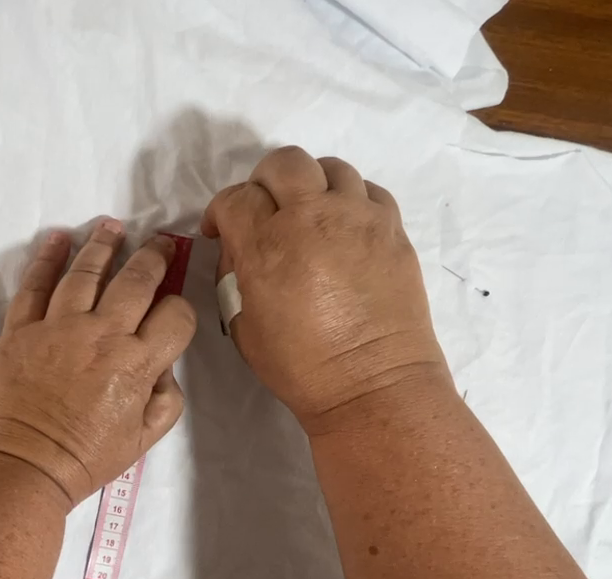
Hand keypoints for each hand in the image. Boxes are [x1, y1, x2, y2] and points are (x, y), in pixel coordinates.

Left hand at [0, 219, 196, 505]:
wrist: (19, 467)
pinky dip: (46, 258)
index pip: (174, 316)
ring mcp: (57, 327)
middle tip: (158, 244)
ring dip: (103, 245)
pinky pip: (34, 285)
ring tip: (113, 227)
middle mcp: (101, 334)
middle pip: (135, 280)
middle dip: (152, 257)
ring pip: (86, 272)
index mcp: (136, 363)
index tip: (173, 311)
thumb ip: (165, 401)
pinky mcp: (20, 330)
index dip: (180, 310)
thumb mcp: (141, 442)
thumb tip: (163, 368)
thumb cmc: (82, 461)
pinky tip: (58, 238)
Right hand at [203, 147, 446, 425]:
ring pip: (328, 168)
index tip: (220, 230)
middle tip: (262, 212)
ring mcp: (357, 216)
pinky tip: (340, 229)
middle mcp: (311, 218)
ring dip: (309, 186)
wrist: (369, 382)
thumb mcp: (243, 325)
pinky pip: (365, 190)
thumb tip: (240, 249)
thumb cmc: (298, 366)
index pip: (236, 198)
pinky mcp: (391, 225)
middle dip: (263, 183)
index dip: (221, 211)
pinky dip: (347, 200)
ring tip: (306, 216)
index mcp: (266, 247)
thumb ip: (235, 276)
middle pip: (283, 163)